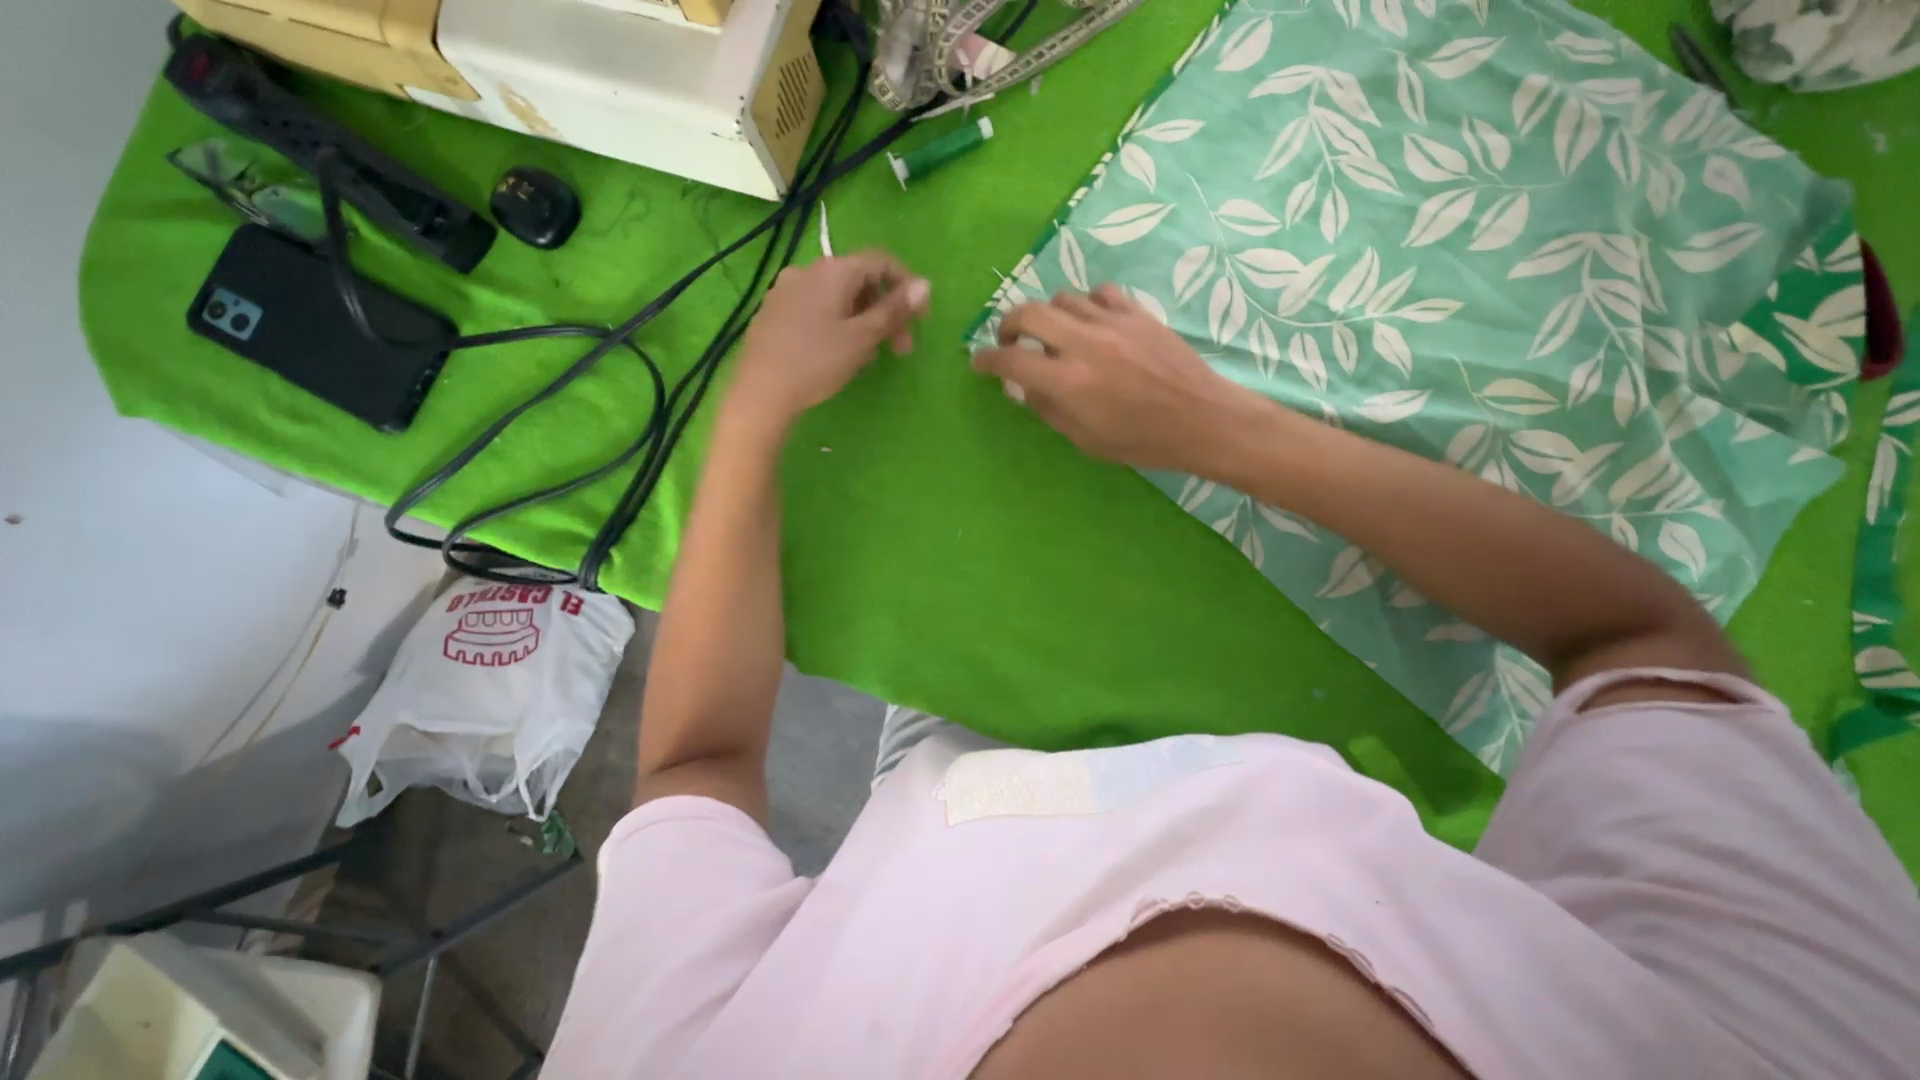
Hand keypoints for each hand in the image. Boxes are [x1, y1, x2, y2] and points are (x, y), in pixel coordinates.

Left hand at [726, 251, 930, 427]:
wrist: (760, 392)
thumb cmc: (817, 362)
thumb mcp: (863, 338)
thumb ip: (895, 309)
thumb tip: (925, 284)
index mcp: (833, 270)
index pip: (881, 261)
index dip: (907, 286)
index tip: (920, 319)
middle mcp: (807, 270)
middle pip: (859, 280)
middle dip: (885, 311)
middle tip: (900, 348)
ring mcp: (786, 291)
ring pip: (838, 297)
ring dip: (863, 321)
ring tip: (870, 357)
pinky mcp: (773, 312)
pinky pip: (816, 309)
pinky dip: (838, 325)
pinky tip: (839, 354)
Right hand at [971, 285, 1276, 473]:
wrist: (1203, 419)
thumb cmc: (1143, 441)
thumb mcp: (1087, 440)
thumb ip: (1049, 409)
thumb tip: (1021, 387)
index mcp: (1068, 381)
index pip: (1011, 358)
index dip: (987, 359)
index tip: (979, 363)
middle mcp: (1084, 343)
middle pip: (1029, 312)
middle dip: (1009, 324)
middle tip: (1010, 341)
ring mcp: (1112, 322)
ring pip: (1063, 298)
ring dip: (1049, 315)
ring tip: (1054, 335)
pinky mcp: (1137, 312)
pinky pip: (1099, 293)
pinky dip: (1085, 304)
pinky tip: (1092, 323)